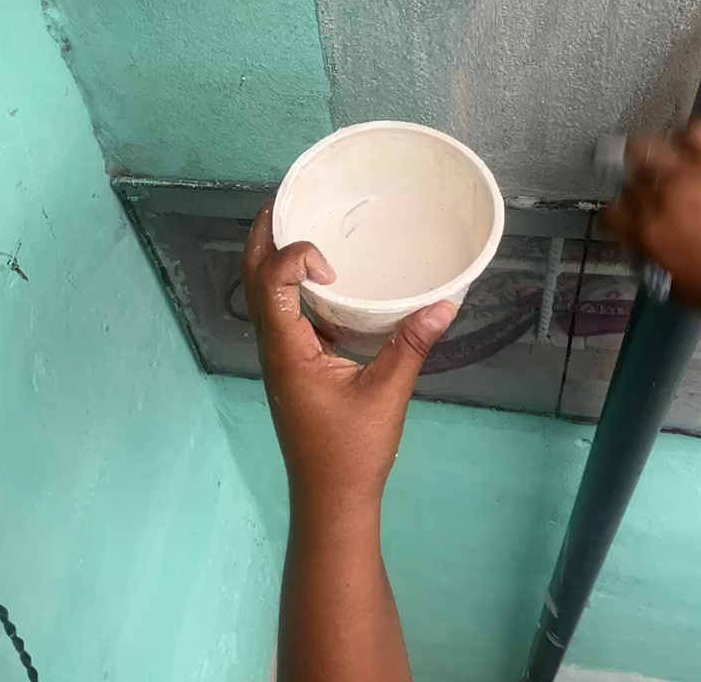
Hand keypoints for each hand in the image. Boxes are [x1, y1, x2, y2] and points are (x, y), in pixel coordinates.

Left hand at [243, 203, 456, 516]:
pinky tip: (322, 279)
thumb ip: (412, 344)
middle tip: (286, 200)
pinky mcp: (292, 364)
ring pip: (262, 295)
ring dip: (272, 258)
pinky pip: (281, 311)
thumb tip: (448, 301)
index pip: (270, 283)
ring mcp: (279, 355)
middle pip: (252, 279)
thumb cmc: (353, 451)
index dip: (294, 258)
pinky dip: (290, 284)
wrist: (331, 499)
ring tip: (299, 225)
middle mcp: (273, 345)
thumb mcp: (387, 394)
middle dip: (263, 237)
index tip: (333, 266)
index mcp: (286, 348)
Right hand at [602, 116, 700, 332]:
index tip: (630, 219)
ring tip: (664, 165)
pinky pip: (696, 130)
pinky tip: (698, 152)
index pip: (609, 213)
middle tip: (655, 197)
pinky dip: (691, 137)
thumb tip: (650, 247)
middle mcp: (664, 201)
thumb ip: (658, 262)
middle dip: (637, 190)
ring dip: (650, 156)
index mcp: (650, 237)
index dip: (619, 217)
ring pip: (646, 146)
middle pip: (629, 180)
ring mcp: (694, 176)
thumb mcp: (686, 291)